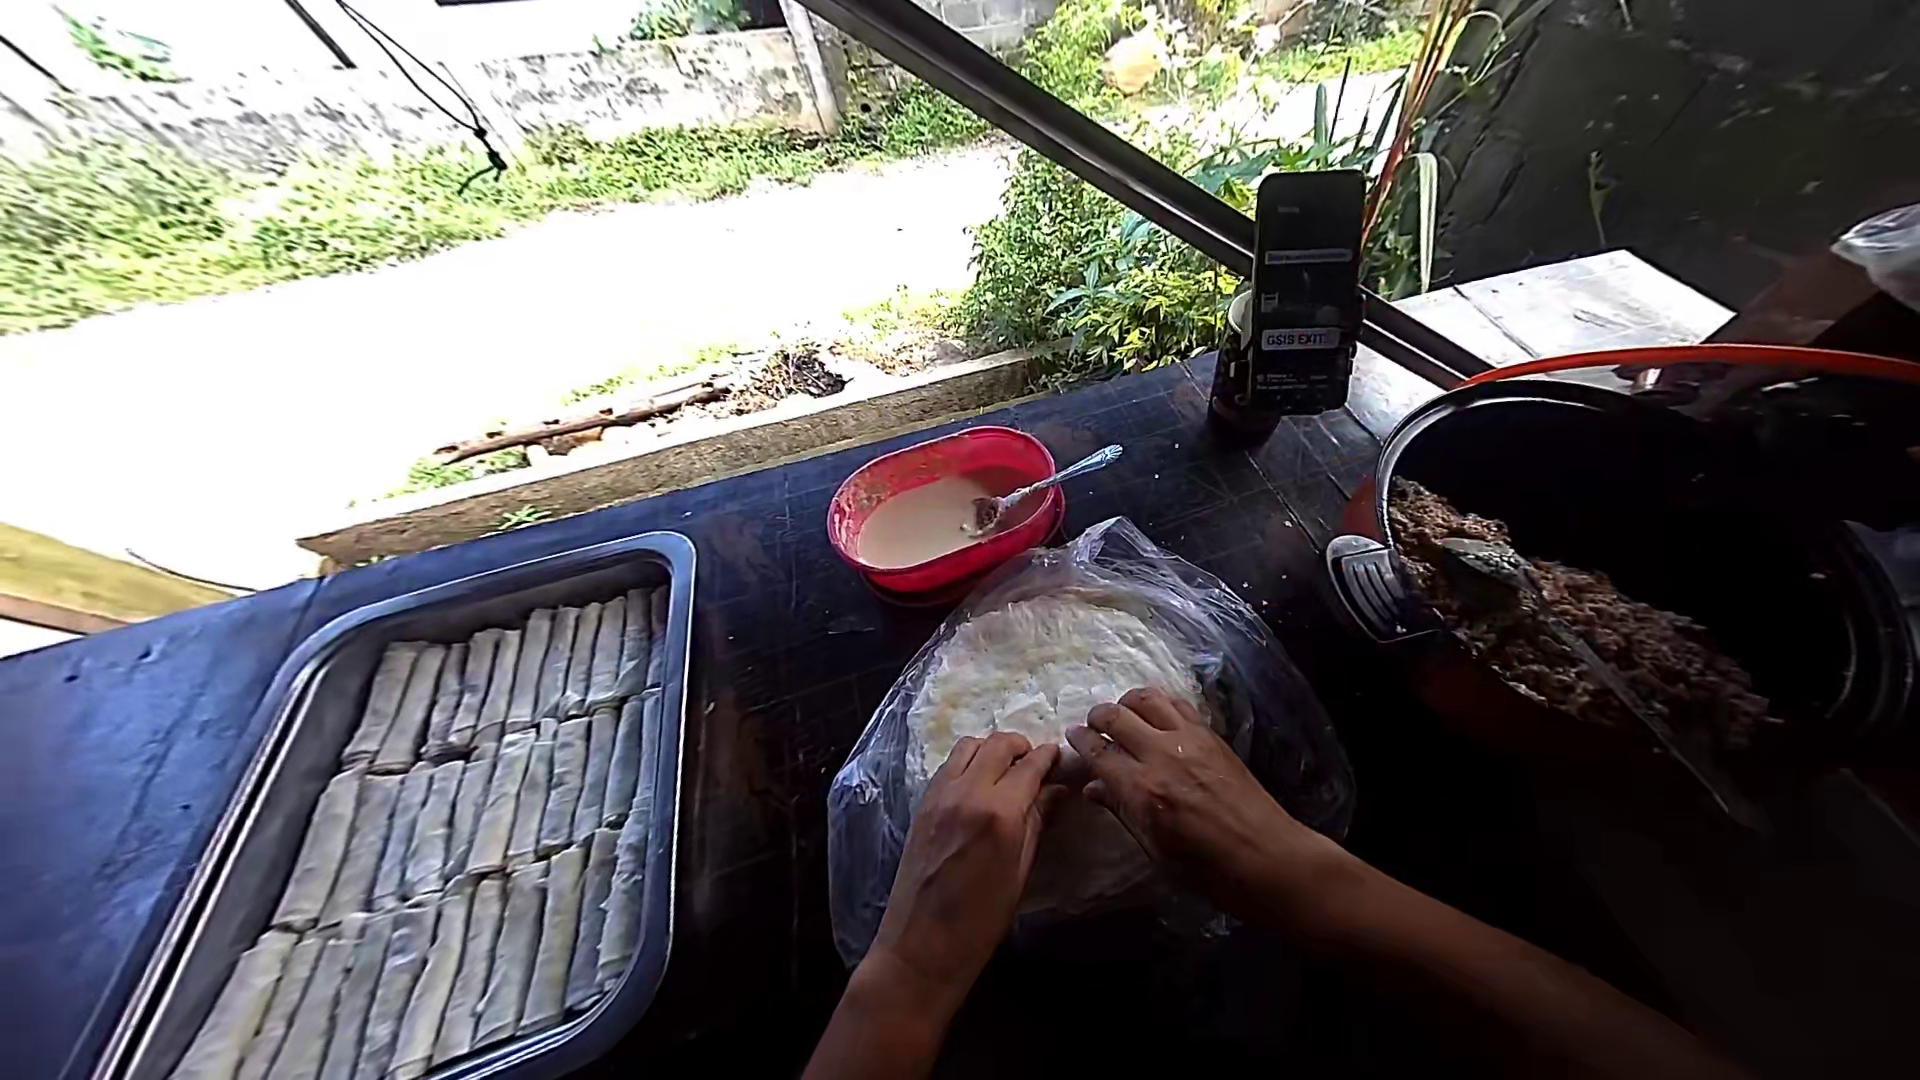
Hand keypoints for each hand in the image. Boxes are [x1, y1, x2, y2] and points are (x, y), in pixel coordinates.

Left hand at [866, 731, 1063, 1018]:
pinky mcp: (924, 800)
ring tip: (1005, 769)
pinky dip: (968, 761)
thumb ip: (1037, 821)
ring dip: (991, 748)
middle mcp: (969, 792)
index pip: (1030, 766)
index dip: (1048, 757)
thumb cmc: (981, 921)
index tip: (1058, 756)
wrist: (920, 945)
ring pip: (970, 745)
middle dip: (1021, 746)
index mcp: (999, 813)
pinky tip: (978, 781)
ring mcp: (941, 793)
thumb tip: (1057, 790)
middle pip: (998, 744)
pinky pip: (949, 763)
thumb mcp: (1020, 871)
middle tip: (1034, 762)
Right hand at [1065, 687, 1346, 922]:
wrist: (1269, 859)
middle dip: (1096, 716)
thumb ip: (1121, 810)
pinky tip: (1153, 713)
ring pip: (1145, 699)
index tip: (1072, 735)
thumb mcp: (1154, 848)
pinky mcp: (1210, 734)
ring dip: (1126, 702)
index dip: (1080, 740)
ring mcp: (1188, 739)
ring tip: (1121, 712)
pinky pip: (1176, 703)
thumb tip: (1092, 788)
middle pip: (1115, 716)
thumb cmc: (1207, 869)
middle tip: (1092, 724)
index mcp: (1143, 790)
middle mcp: (1161, 755)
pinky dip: (1157, 701)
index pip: (1098, 752)